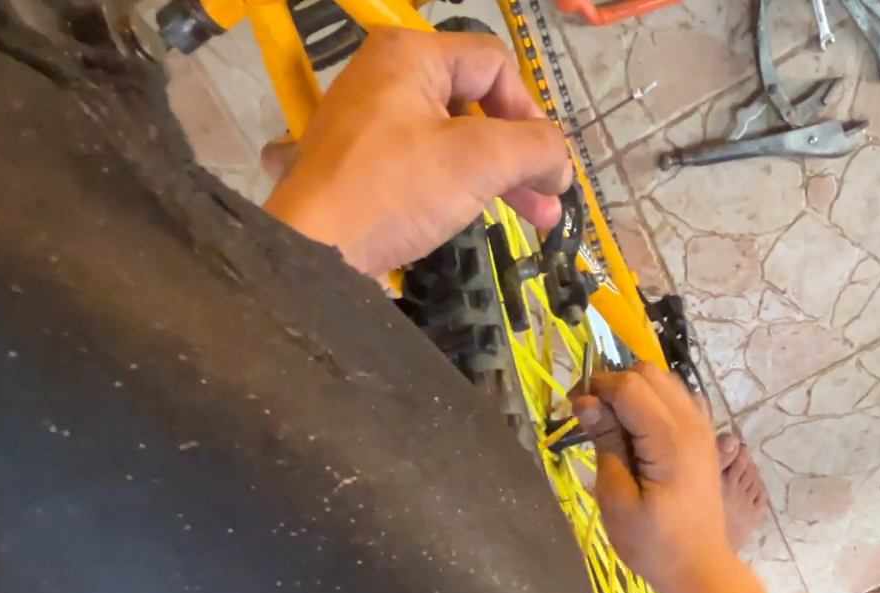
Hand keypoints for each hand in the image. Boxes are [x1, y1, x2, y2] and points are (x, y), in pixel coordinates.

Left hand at [262, 28, 573, 276]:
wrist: (317, 249)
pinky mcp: (365, 169)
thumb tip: (562, 161)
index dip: (531, 113)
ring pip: (454, 141)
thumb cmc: (396, 191)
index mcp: (411, 55)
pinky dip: (459, 189)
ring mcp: (372, 125)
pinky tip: (476, 216)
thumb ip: (533, 149)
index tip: (549, 166)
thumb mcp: (477, 161)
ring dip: (498, 179)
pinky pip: (426, 166)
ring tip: (533, 221)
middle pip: (477, 106)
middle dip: (521, 157)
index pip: (494, 65)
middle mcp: (388, 79)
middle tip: (550, 203)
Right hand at [573, 366, 740, 592]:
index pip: (629, 386)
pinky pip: (679, 399)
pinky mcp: (704, 438)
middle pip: (649, 373)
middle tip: (592, 418)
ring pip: (666, 381)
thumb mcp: (617, 499)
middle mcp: (692, 424)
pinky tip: (640, 431)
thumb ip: (606, 444)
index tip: (575, 412)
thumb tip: (586, 402)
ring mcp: (703, 428)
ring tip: (614, 425)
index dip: (597, 390)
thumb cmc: (653, 543)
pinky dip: (655, 402)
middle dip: (615, 385)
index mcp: (670, 440)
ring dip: (635, 392)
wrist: (699, 567)